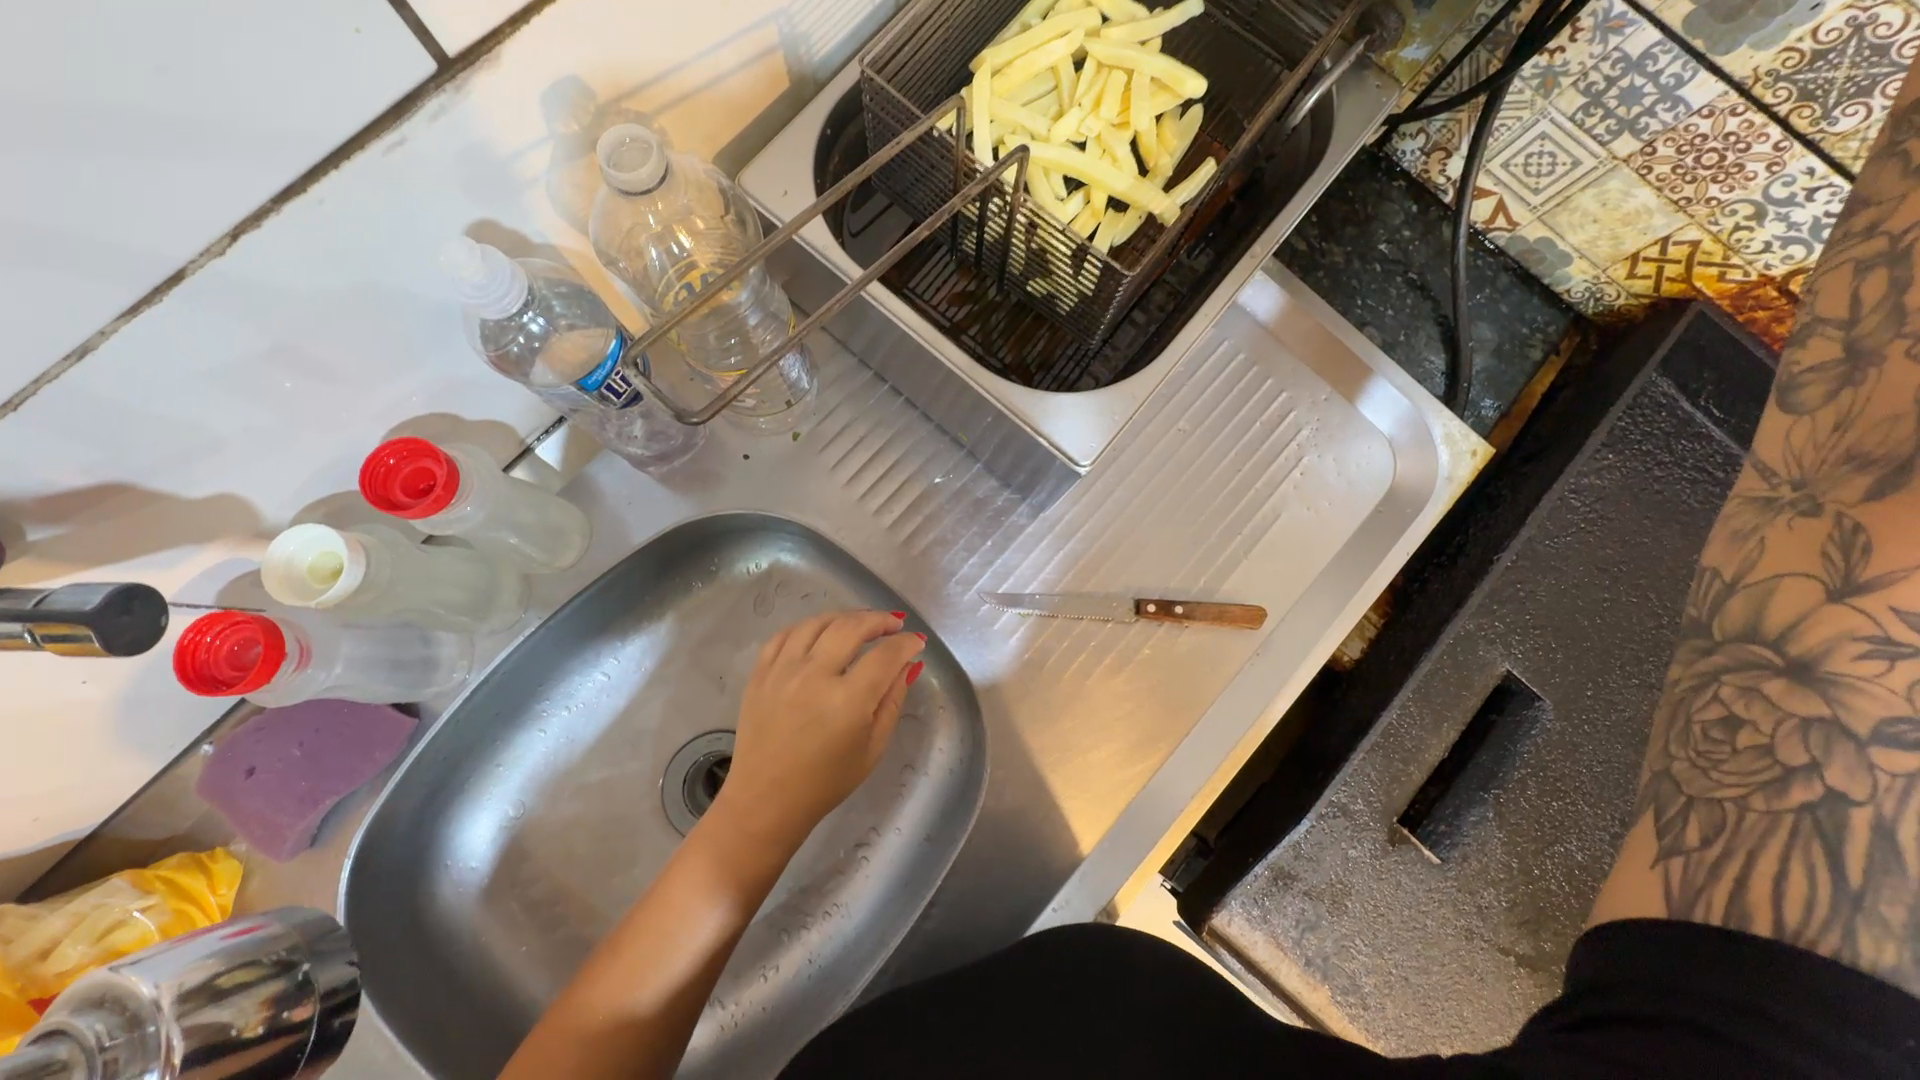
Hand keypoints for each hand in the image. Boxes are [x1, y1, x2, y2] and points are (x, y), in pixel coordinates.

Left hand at [710, 610, 925, 851]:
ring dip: (844, 617)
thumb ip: (892, 700)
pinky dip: (808, 627)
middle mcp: (814, 676)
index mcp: (847, 701)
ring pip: (817, 623)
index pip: (885, 655)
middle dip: (879, 621)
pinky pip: (785, 635)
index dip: (906, 643)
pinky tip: (822, 633)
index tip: (916, 641)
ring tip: (860, 624)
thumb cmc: (827, 782)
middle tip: (893, 624)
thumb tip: (909, 664)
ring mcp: (782, 672)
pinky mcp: (760, 674)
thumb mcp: (873, 747)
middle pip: (851, 628)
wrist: (767, 799)